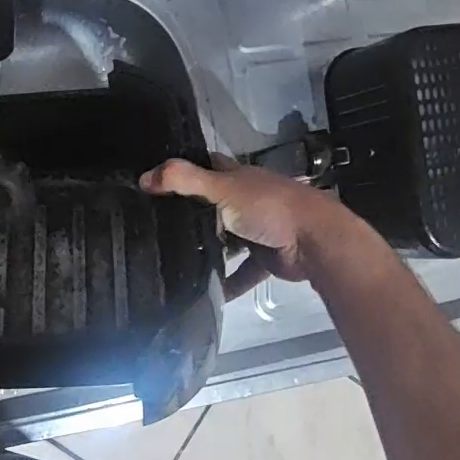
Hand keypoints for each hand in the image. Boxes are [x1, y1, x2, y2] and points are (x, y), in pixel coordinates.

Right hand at [139, 156, 359, 295]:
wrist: (316, 240)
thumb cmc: (269, 208)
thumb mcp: (222, 189)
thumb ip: (184, 181)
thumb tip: (143, 177)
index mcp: (238, 178)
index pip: (206, 167)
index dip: (183, 170)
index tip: (155, 182)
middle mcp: (248, 199)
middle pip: (213, 205)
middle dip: (191, 215)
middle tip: (157, 227)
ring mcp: (259, 229)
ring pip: (227, 239)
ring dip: (210, 250)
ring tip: (176, 260)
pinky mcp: (267, 257)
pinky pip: (243, 271)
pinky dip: (229, 282)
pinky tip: (210, 292)